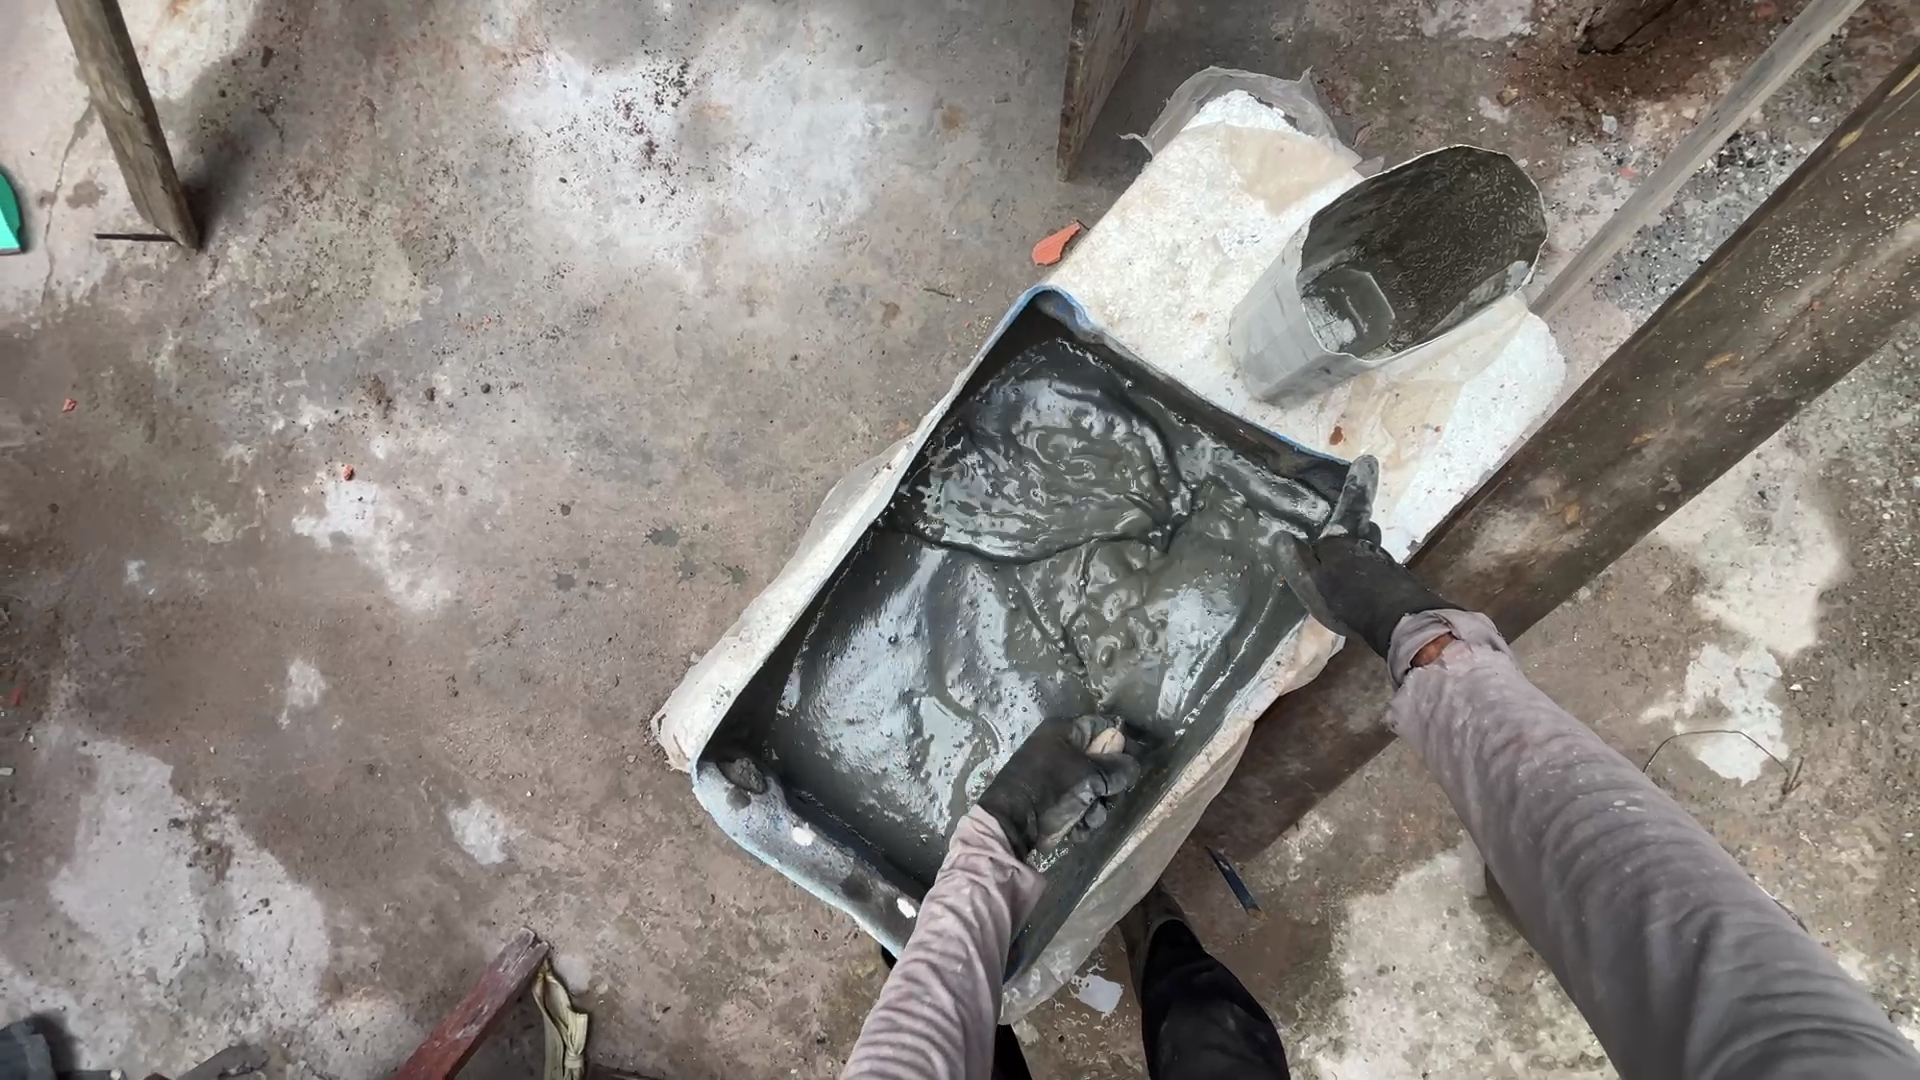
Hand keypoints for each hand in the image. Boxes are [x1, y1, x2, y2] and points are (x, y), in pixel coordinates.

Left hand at [978, 715, 1140, 858]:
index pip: (1101, 726)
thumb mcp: (1090, 776)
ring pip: (1095, 790)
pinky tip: (1077, 828)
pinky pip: (1081, 807)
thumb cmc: (1051, 788)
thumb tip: (1132, 764)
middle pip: (1102, 763)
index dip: (1121, 741)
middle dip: (1109, 786)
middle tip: (1108, 797)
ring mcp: (1057, 778)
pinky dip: (1083, 819)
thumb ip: (1117, 768)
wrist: (1013, 823)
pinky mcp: (1055, 802)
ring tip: (1087, 816)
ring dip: (1096, 808)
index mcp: (1064, 732)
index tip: (1135, 761)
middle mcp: (1060, 750)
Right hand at [1276, 455, 1454, 656]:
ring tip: (1348, 559)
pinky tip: (1359, 586)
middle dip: (1357, 525)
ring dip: (1362, 550)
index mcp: (1343, 540)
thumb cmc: (1347, 598)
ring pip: (1371, 549)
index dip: (1358, 483)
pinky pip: (1376, 570)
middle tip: (1348, 524)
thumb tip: (1280, 536)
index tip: (1367, 459)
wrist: (1399, 625)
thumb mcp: (1309, 580)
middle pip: (1364, 529)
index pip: (1351, 505)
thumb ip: (1294, 558)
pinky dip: (1367, 572)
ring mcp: (1384, 565)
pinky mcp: (1394, 586)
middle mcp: (1368, 546)